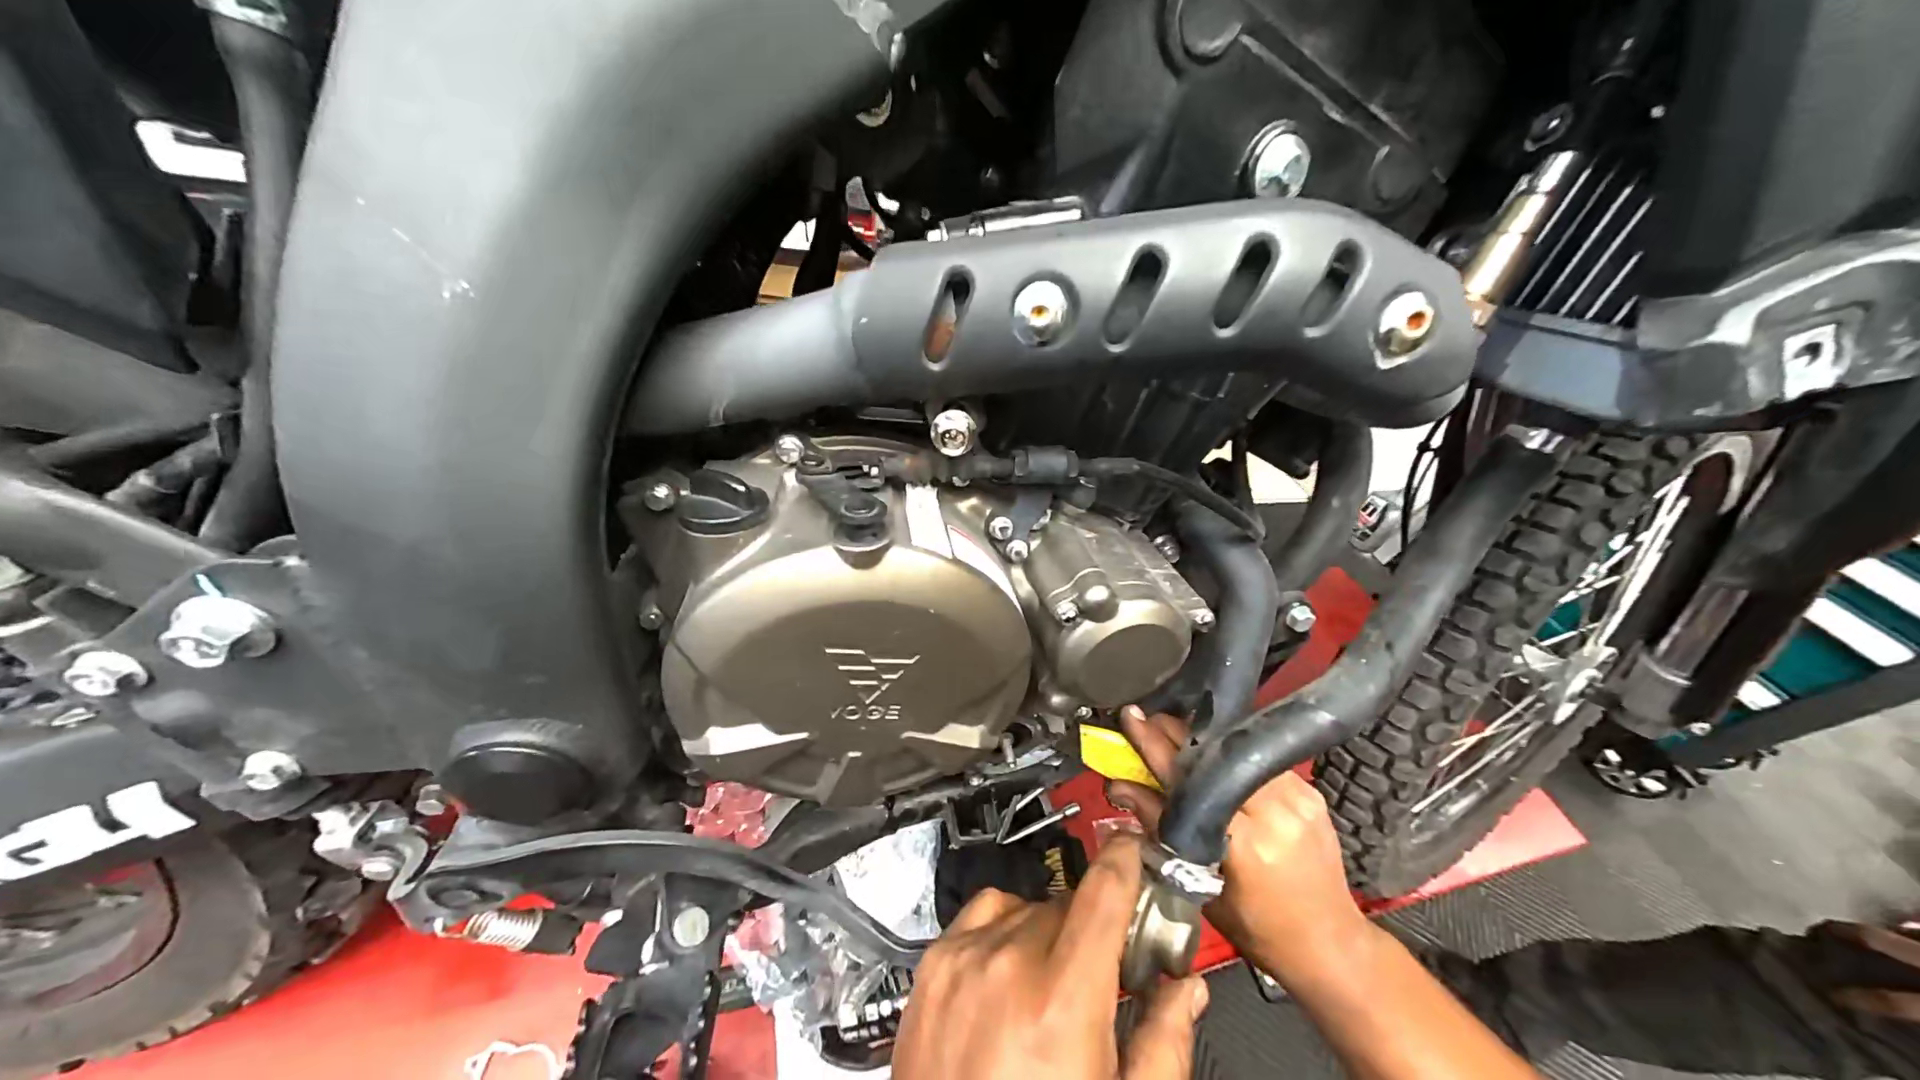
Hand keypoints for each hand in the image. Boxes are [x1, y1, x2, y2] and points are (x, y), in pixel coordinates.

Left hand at [894, 834, 1209, 1079]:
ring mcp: (963, 960)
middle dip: (1092, 926)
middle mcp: (1006, 966)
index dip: (1125, 861)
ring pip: (1025, 906)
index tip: (1134, 850)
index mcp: (1061, 1002)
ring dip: (1047, 929)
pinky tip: (1011, 971)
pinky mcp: (932, 965)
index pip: (1103, 894)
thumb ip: (1162, 1043)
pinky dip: (1004, 929)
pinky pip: (981, 914)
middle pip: (1067, 904)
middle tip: (1104, 967)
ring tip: (1052, 981)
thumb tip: (1185, 990)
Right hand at [1105, 706, 1372, 987]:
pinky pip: (1258, 758)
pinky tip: (1213, 760)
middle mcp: (1276, 810)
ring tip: (1175, 739)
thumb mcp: (1197, 883)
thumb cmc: (1259, 927)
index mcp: (1245, 842)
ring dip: (1201, 741)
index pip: (1187, 775)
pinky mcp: (1309, 791)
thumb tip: (1118, 785)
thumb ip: (1160, 826)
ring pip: (1235, 747)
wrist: (1329, 942)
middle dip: (1174, 732)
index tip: (1131, 718)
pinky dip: (1230, 755)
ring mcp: (1298, 796)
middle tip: (1146, 722)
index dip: (1152, 742)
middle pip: (1212, 751)